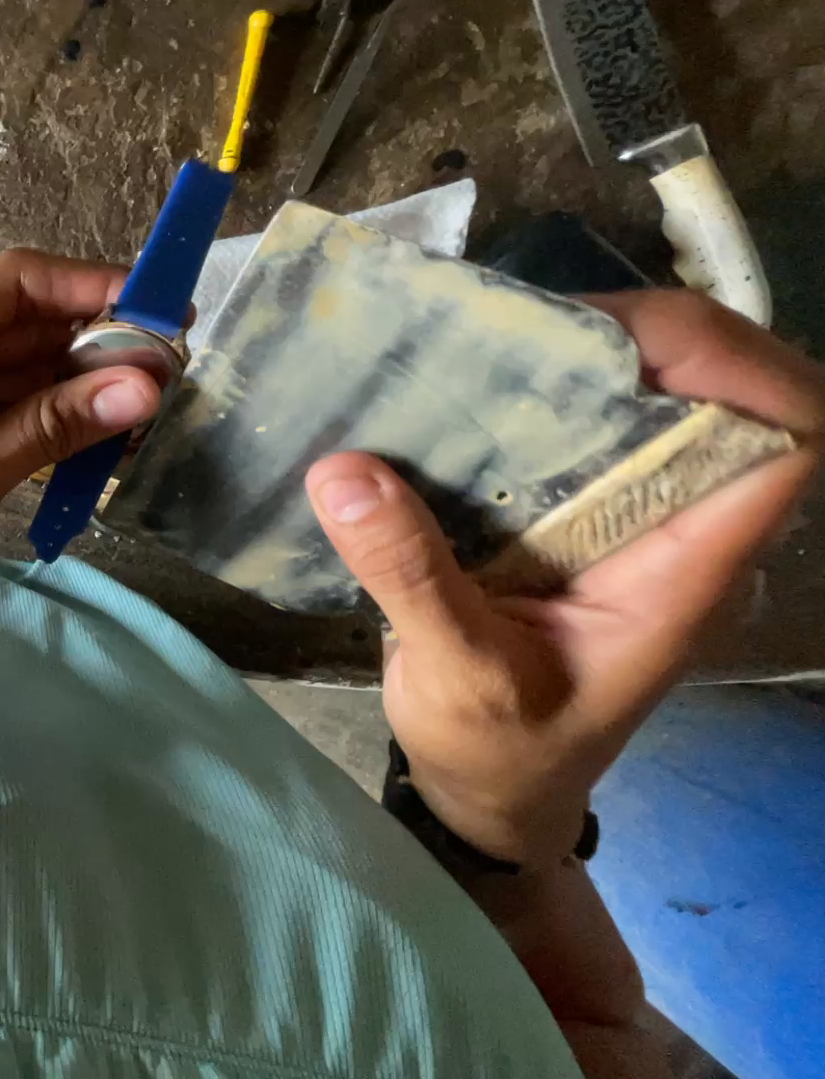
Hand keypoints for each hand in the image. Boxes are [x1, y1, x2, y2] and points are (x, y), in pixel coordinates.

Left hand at [0, 249, 163, 623]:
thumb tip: (147, 384)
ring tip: (147, 405)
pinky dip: (51, 421)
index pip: (7, 285)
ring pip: (18, 371)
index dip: (85, 287)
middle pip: (18, 326)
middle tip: (167, 370)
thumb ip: (52, 428)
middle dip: (90, 343)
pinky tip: (102, 434)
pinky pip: (6, 411)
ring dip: (77, 386)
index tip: (157, 308)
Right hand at [305, 290, 823, 867]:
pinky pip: (533, 450)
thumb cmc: (500, 747)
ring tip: (461, 347)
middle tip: (508, 327)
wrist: (484, 788)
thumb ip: (411, 575)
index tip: (606, 336)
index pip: (774, 439)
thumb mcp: (460, 671)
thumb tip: (341, 472)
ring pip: (610, 417)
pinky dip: (490, 414)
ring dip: (548, 372)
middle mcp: (654, 531)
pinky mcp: (532, 531)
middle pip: (697, 403)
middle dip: (623, 345)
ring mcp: (592, 529)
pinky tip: (427, 403)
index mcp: (682, 567)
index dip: (727, 365)